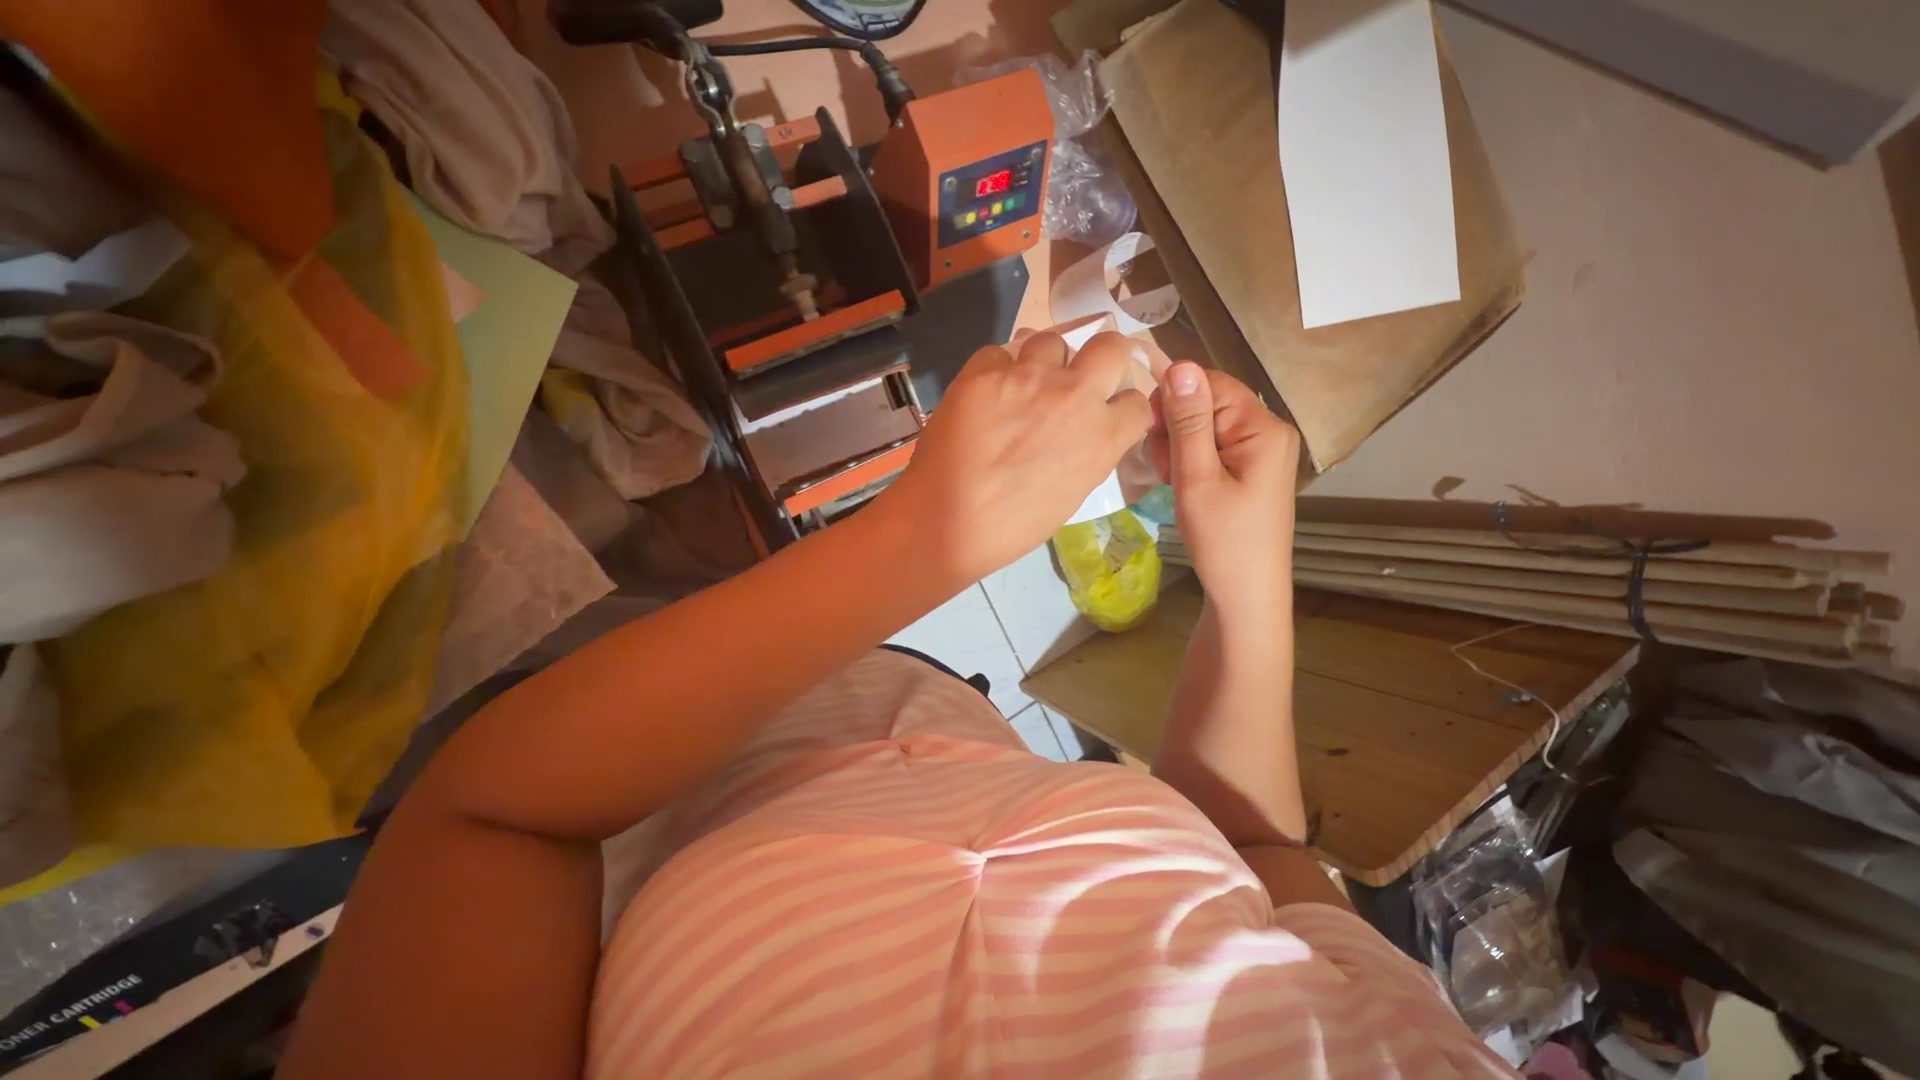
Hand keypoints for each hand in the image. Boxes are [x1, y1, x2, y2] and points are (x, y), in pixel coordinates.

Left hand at [877, 331, 1152, 583]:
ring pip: (1051, 340)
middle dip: (1103, 356)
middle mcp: (1074, 395)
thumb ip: (1088, 453)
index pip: (1137, 400)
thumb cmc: (1012, 526)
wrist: (948, 521)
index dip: (1122, 405)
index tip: (1108, 410)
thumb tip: (1083, 434)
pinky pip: (998, 353)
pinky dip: (995, 370)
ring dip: (1044, 360)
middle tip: (1082, 373)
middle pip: (1110, 346)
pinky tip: (985, 394)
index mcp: (1102, 436)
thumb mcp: (1071, 494)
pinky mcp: (985, 371)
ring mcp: (1028, 377)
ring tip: (1025, 384)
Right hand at [1147, 362, 1301, 623]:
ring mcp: (1262, 451)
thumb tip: (1179, 365)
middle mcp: (1269, 431)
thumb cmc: (1223, 541)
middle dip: (1176, 428)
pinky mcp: (1252, 469)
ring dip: (1180, 446)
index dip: (1174, 400)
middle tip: (1166, 469)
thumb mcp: (1197, 479)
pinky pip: (1214, 446)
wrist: (1246, 596)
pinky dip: (1191, 461)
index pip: (1210, 383)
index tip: (1151, 433)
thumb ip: (1188, 422)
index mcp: (1263, 428)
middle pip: (1208, 402)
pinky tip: (1185, 486)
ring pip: (1205, 425)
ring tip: (1175, 482)